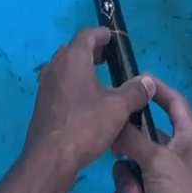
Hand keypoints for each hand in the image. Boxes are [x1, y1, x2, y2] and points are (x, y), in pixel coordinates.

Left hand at [22, 27, 156, 183]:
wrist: (50, 158)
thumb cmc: (85, 125)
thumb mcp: (117, 108)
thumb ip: (134, 91)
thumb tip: (148, 81)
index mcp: (73, 58)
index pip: (87, 35)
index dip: (102, 34)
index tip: (114, 38)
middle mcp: (56, 65)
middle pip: (75, 50)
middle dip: (94, 52)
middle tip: (111, 60)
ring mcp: (47, 84)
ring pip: (67, 68)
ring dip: (84, 70)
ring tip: (104, 83)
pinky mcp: (43, 103)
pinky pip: (62, 85)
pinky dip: (76, 86)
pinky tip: (89, 104)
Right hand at [110, 78, 191, 192]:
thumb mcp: (157, 160)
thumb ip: (131, 137)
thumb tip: (113, 119)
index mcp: (187, 137)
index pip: (173, 102)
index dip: (156, 89)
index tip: (134, 79)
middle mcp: (174, 157)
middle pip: (140, 139)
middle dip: (127, 153)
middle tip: (118, 153)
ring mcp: (161, 185)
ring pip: (128, 171)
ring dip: (128, 187)